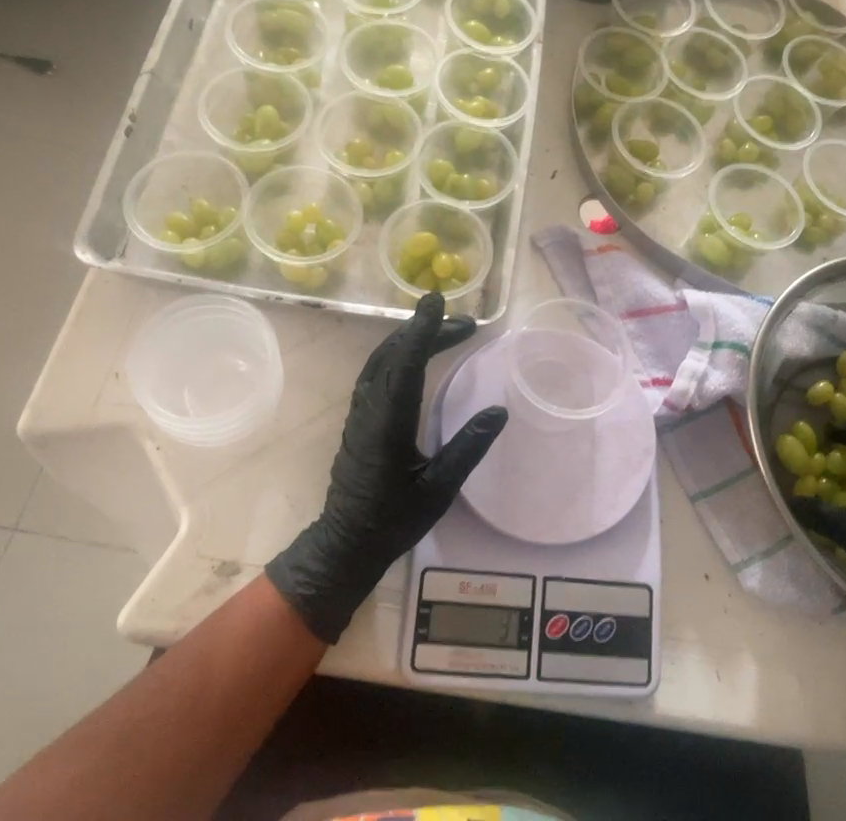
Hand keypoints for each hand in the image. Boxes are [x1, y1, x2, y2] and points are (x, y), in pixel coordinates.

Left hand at [266, 292, 506, 641]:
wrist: (347, 542)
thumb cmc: (394, 520)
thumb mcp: (438, 489)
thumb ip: (467, 448)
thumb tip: (499, 411)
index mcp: (389, 422)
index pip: (406, 363)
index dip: (423, 330)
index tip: (437, 302)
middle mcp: (370, 409)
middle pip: (393, 354)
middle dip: (425, 330)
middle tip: (464, 322)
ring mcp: (360, 413)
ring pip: (380, 361)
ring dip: (410, 340)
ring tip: (444, 331)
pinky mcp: (359, 420)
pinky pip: (376, 374)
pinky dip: (399, 355)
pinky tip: (417, 358)